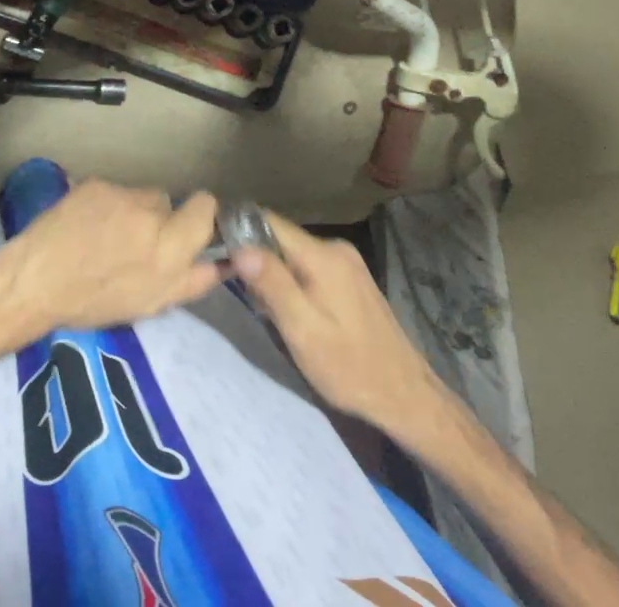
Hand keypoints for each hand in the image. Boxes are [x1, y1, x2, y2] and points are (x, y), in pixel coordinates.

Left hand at [0, 181, 224, 331]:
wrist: (35, 280)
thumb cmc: (92, 301)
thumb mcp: (150, 304)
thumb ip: (192, 281)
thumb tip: (220, 263)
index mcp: (170, 249)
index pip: (205, 208)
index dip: (198, 214)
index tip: (186, 225)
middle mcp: (150, 214)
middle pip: (167, 203)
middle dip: (158, 218)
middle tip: (134, 241)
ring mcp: (119, 196)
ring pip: (137, 195)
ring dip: (130, 210)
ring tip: (104, 234)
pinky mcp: (93, 185)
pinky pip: (110, 191)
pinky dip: (103, 204)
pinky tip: (84, 224)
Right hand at [231, 216, 445, 436]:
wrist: (405, 396)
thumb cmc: (349, 367)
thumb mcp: (302, 330)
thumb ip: (272, 285)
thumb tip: (240, 247)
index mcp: (323, 257)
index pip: (266, 221)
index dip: (236, 230)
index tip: (212, 250)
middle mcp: (336, 250)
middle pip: (276, 239)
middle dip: (253, 261)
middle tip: (243, 296)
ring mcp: (346, 264)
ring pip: (289, 255)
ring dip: (270, 276)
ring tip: (265, 310)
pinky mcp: (349, 279)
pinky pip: (305, 268)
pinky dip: (289, 284)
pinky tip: (289, 313)